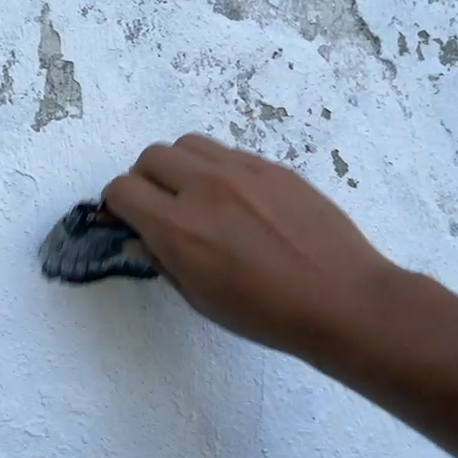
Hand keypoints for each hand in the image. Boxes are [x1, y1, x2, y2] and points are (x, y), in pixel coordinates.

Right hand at [102, 133, 401, 359]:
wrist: (339, 298)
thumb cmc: (263, 312)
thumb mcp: (198, 298)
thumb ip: (161, 259)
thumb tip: (142, 237)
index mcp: (177, 228)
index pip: (121, 189)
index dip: (117, 205)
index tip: (128, 220)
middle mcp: (203, 188)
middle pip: (150, 157)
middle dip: (144, 180)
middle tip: (160, 206)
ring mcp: (241, 171)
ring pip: (186, 145)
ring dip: (178, 167)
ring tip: (195, 197)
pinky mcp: (271, 166)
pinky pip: (225, 152)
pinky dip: (214, 169)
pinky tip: (234, 200)